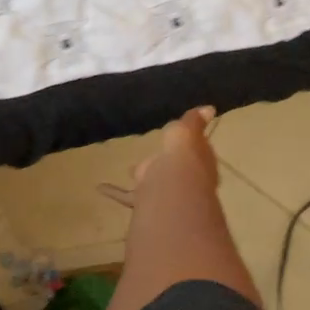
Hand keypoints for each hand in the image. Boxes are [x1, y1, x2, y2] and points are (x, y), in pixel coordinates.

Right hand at [97, 106, 217, 208]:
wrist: (173, 189)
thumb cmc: (184, 157)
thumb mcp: (188, 131)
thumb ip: (193, 121)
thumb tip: (210, 108)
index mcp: (197, 164)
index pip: (196, 154)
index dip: (189, 147)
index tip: (180, 138)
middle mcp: (184, 182)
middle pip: (175, 171)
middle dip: (166, 164)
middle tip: (156, 156)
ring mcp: (165, 193)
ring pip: (154, 185)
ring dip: (145, 180)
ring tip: (131, 170)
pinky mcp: (146, 202)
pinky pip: (128, 195)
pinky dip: (115, 191)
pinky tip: (100, 187)